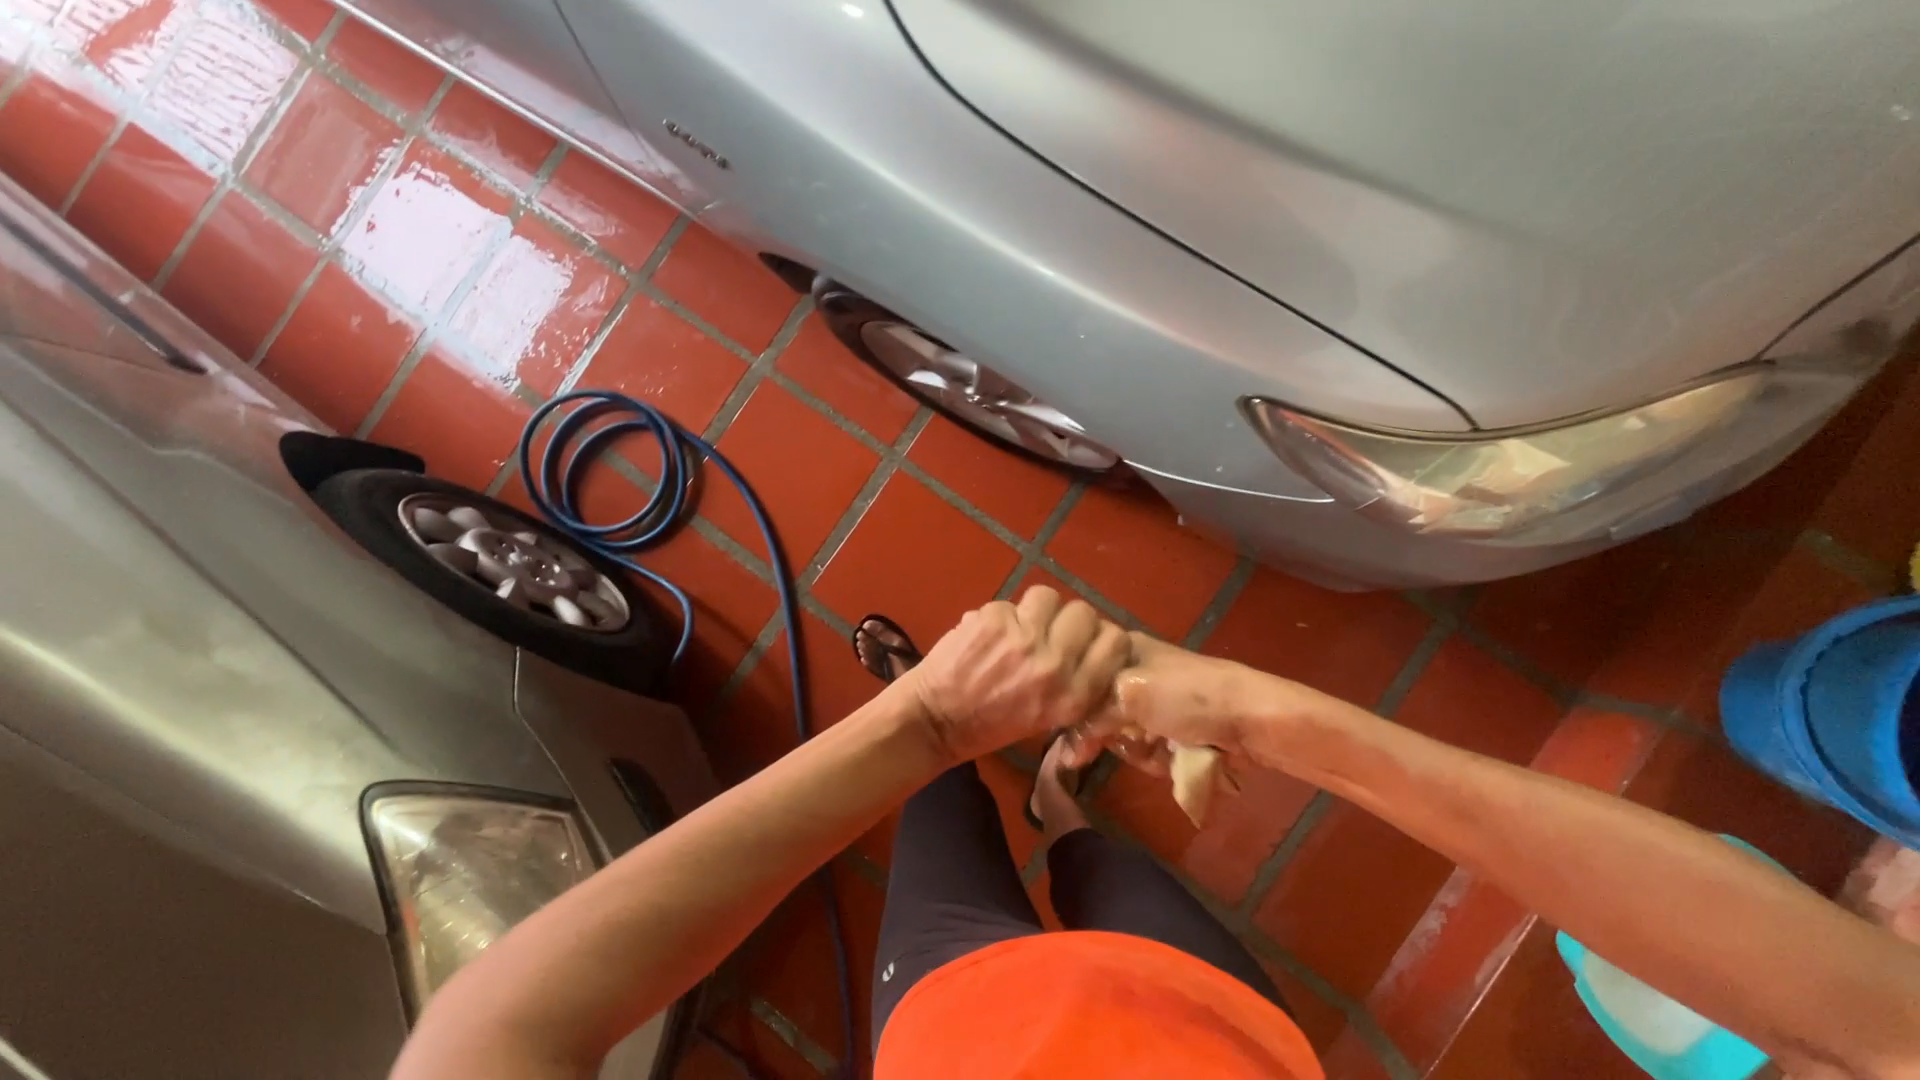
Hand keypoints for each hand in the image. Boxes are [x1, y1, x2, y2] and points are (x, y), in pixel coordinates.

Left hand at [901, 586, 1129, 763]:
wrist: (937, 721)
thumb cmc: (995, 726)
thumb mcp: (1052, 717)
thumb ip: (1080, 682)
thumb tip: (1099, 644)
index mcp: (1074, 695)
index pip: (1116, 641)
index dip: (1100, 636)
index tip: (1083, 642)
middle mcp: (1055, 665)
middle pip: (1085, 612)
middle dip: (1067, 620)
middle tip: (1048, 634)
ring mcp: (1023, 639)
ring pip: (1049, 596)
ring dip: (1035, 610)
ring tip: (1019, 629)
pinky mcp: (993, 620)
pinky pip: (1011, 602)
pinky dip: (1001, 615)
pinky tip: (989, 636)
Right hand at [1064, 633, 1332, 771]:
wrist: (1250, 719)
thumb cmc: (1187, 696)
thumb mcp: (1128, 697)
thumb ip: (1090, 720)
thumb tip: (1063, 753)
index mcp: (1118, 648)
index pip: (1074, 675)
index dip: (1073, 704)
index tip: (1075, 727)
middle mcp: (1130, 672)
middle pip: (1094, 712)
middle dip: (1112, 732)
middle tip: (1134, 735)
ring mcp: (1151, 702)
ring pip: (1118, 736)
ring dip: (1138, 748)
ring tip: (1163, 745)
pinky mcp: (1169, 728)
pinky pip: (1143, 749)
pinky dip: (1156, 758)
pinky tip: (1174, 756)